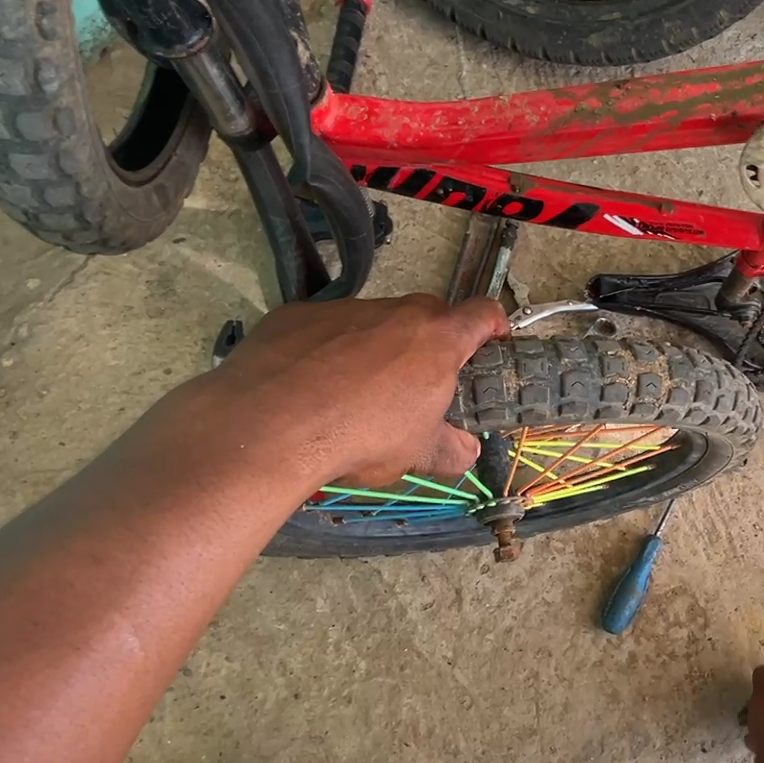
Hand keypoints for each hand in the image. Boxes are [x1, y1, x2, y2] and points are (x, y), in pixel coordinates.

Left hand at [156, 294, 506, 490]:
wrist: (270, 425)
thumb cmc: (363, 437)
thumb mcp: (417, 454)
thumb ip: (451, 450)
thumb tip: (467, 453)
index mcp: (438, 340)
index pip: (482, 314)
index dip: (493, 325)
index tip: (492, 341)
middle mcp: (396, 312)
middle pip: (428, 314)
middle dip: (432, 341)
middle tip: (419, 381)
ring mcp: (344, 308)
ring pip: (375, 321)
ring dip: (377, 347)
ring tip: (355, 390)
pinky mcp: (298, 314)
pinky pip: (326, 328)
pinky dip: (328, 349)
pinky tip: (310, 385)